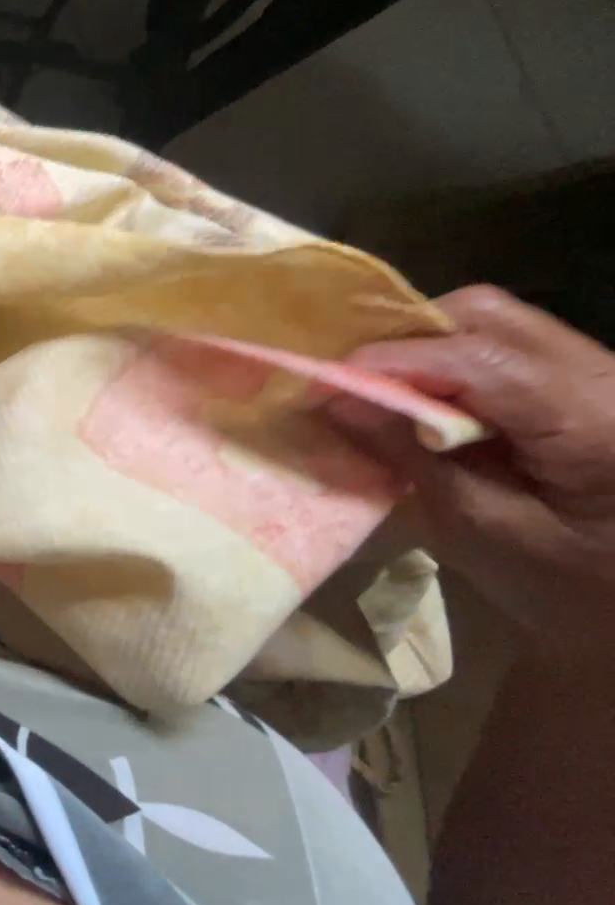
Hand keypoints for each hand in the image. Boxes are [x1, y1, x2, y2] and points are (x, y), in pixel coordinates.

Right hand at [329, 286, 614, 653]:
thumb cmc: (572, 588)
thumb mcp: (483, 529)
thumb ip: (411, 455)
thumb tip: (335, 399)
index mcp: (598, 420)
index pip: (477, 360)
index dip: (385, 363)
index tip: (317, 390)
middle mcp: (610, 378)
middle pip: (486, 316)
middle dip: (401, 343)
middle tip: (348, 389)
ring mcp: (604, 374)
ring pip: (491, 322)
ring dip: (420, 352)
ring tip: (379, 396)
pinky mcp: (588, 383)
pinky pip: (503, 345)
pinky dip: (446, 363)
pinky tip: (422, 402)